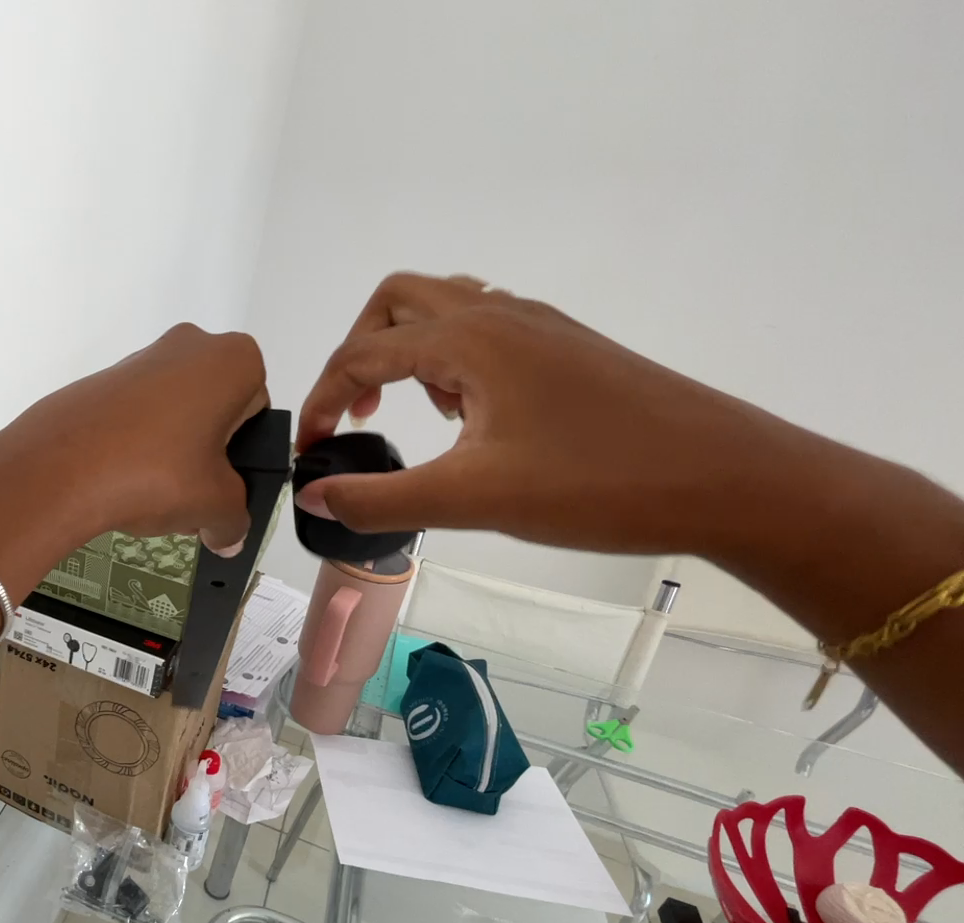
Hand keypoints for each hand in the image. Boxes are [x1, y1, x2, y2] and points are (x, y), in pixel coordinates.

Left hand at [0, 323, 268, 581]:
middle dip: (205, 456)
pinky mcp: (97, 382)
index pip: (257, 412)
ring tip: (151, 499)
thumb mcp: (214, 506)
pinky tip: (120, 485)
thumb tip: (228, 538)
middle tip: (189, 498)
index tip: (222, 487)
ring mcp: (137, 360)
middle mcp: (188, 345)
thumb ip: (234, 522)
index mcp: (232, 360)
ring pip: (171, 416)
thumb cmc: (157, 473)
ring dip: (169, 455)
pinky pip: (131, 419)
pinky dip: (132, 448)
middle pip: (212, 412)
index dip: (242, 456)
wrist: (59, 470)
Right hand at [294, 272, 822, 555]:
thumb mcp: (469, 499)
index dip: (320, 403)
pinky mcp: (565, 348)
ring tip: (413, 410)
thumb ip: (377, 500)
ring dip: (404, 348)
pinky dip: (449, 356)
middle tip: (357, 412)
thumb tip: (311, 497)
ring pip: (443, 305)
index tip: (311, 454)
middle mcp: (498, 315)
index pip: (360, 355)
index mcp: (468, 340)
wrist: (734, 480)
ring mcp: (538, 326)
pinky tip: (467, 412)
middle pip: (395, 300)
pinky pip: (483, 327)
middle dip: (356, 351)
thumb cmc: (597, 483)